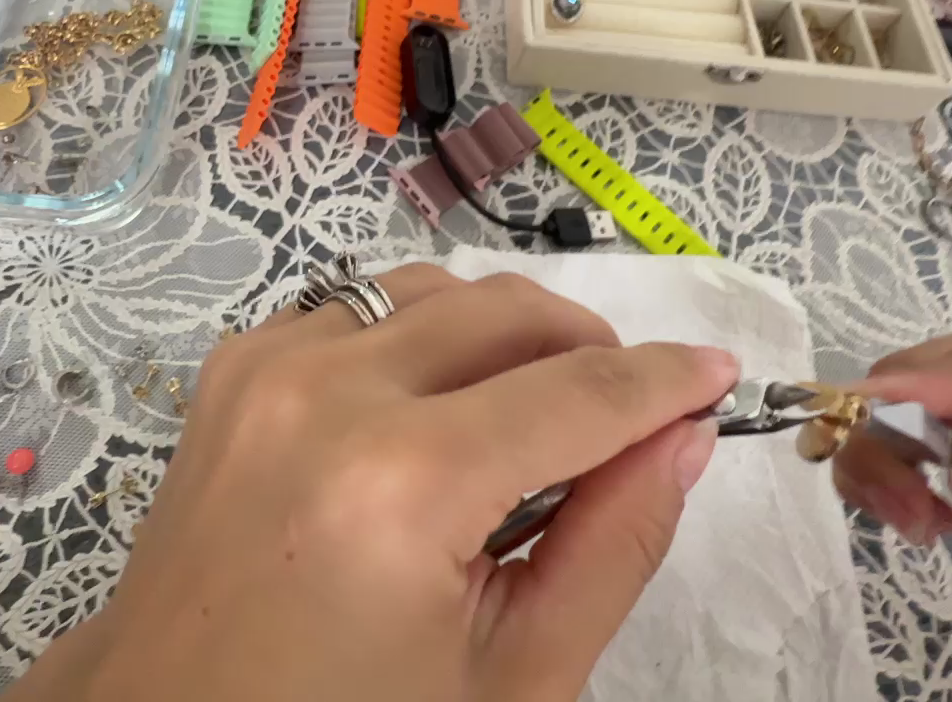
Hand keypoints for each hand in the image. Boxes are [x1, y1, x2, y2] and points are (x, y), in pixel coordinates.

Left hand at [3, 266, 735, 701]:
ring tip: (518, 401)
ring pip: (435, 288)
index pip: (574, 393)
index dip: (661, 379)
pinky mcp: (239, 360)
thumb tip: (678, 434)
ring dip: (500, 330)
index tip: (712, 372)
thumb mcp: (515, 674)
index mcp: (403, 484)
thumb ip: (613, 539)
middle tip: (618, 401)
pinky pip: (361, 303)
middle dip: (586, 343)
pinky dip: (418, 332)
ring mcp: (270, 361)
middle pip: (505, 310)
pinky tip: (424, 396)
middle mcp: (328, 391)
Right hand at [833, 306, 951, 666]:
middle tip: (908, 515)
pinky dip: (878, 468)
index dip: (937, 392)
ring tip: (915, 523)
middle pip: (930, 371)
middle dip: (899, 435)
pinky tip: (918, 515)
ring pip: (890, 394)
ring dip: (881, 456)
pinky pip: (885, 426)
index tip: (870, 417)